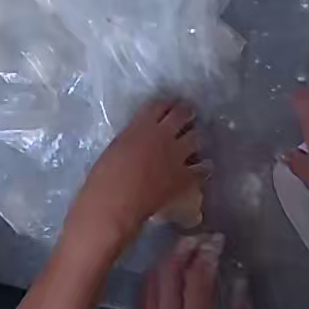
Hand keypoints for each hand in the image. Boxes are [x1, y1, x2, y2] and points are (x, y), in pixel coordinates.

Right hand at [69, 98, 206, 249]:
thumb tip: (143, 134)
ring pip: (197, 137)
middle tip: (188, 115)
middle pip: (183, 113)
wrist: (115, 204)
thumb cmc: (104, 177)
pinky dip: (203, 167)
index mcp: (143, 126)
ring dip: (195, 138)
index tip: (170, 106)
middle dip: (187, 112)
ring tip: (193, 142)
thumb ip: (134, 135)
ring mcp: (177, 155)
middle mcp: (164, 135)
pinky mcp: (185, 176)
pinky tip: (202, 168)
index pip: (161, 105)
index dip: (167, 104)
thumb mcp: (117, 146)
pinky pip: (203, 167)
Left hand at [139, 234, 251, 308]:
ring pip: (154, 276)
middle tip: (202, 237)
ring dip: (169, 256)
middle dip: (186, 246)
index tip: (219, 239)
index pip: (198, 275)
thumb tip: (240, 281)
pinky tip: (169, 268)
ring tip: (186, 247)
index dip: (209, 252)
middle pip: (170, 268)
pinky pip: (146, 290)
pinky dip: (158, 272)